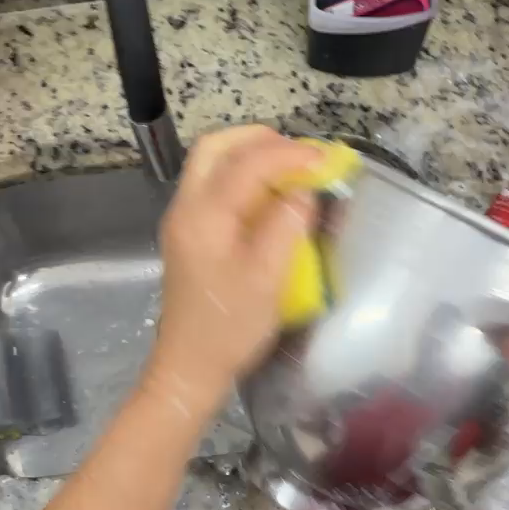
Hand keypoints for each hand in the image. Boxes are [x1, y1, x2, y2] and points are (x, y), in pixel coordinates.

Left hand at [142, 126, 320, 418]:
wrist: (189, 368)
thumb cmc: (229, 329)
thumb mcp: (267, 278)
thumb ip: (287, 226)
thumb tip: (303, 190)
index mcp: (204, 215)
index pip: (248, 163)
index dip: (290, 154)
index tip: (326, 159)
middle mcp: (185, 209)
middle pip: (216, 148)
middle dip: (260, 140)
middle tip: (300, 154)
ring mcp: (182, 223)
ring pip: (210, 166)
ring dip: (249, 157)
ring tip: (289, 170)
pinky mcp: (187, 238)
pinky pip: (211, 189)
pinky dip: (240, 179)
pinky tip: (267, 198)